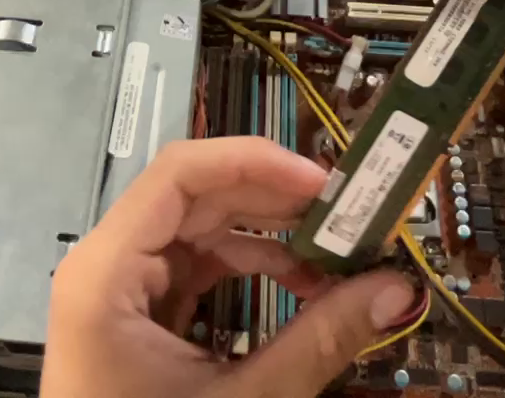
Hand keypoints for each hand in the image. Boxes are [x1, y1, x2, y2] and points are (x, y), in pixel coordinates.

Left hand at [43, 137, 417, 397]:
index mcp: (108, 269)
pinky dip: (251, 262)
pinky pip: (199, 260)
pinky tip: (300, 279)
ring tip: (333, 245)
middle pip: (195, 193)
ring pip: (201, 223)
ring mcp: (124, 280)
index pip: (179, 172)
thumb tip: (396, 290)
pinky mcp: (144, 304)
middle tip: (344, 208)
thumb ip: (319, 341)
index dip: (252, 162)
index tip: (320, 181)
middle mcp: (109, 259)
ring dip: (269, 230)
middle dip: (273, 196)